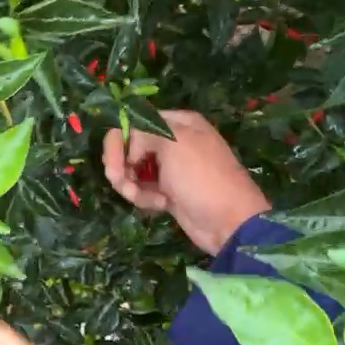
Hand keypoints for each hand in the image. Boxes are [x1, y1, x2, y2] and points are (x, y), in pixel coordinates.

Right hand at [101, 109, 270, 255]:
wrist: (228, 221)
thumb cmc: (202, 178)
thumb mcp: (173, 143)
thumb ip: (142, 133)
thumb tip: (128, 151)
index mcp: (177, 123)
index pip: (133, 123)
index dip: (120, 142)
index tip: (116, 165)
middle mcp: (172, 141)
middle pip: (129, 147)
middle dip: (121, 167)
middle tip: (122, 183)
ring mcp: (170, 168)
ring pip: (132, 171)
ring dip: (132, 186)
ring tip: (150, 199)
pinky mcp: (167, 191)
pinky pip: (142, 189)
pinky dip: (145, 198)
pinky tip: (161, 205)